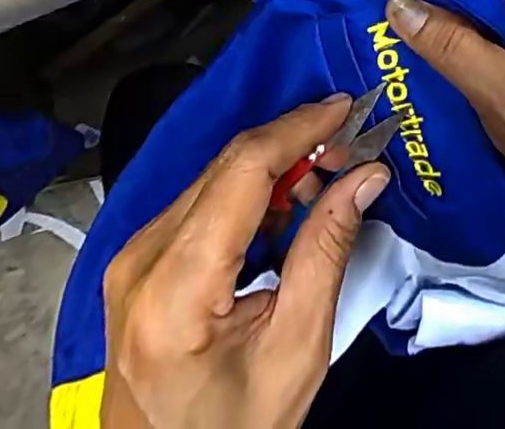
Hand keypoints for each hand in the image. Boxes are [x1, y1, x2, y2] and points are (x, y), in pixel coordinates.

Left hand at [101, 98, 391, 428]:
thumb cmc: (235, 424)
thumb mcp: (298, 344)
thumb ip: (328, 249)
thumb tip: (368, 174)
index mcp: (177, 286)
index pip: (244, 170)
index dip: (300, 128)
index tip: (347, 108)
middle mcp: (143, 259)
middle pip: (230, 164)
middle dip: (298, 140)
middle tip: (353, 146)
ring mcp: (136, 258)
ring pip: (220, 173)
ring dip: (280, 162)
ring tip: (330, 177)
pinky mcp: (142, 262)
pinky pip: (208, 197)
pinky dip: (258, 185)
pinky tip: (291, 203)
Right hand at [386, 0, 504, 200]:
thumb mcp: (501, 91)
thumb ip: (452, 47)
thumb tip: (396, 3)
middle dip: (419, 6)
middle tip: (362, 24)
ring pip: (464, 13)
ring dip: (428, 30)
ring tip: (375, 43)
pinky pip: (472, 35)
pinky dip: (445, 48)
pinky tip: (411, 63)